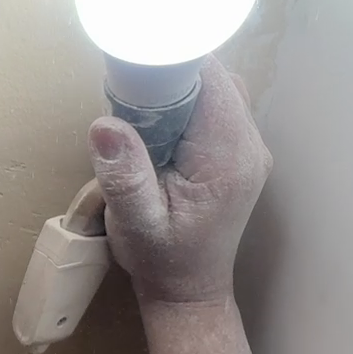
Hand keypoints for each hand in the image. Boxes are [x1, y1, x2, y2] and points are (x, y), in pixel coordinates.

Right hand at [90, 57, 272, 304]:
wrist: (187, 291)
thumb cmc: (161, 259)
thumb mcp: (135, 222)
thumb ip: (124, 175)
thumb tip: (105, 124)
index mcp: (227, 158)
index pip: (211, 82)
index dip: (173, 63)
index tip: (134, 62)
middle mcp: (247, 147)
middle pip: (216, 80)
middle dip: (170, 73)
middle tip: (126, 86)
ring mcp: (245, 149)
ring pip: (215, 91)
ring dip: (176, 89)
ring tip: (137, 106)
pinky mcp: (233, 154)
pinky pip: (213, 109)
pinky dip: (183, 105)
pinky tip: (154, 123)